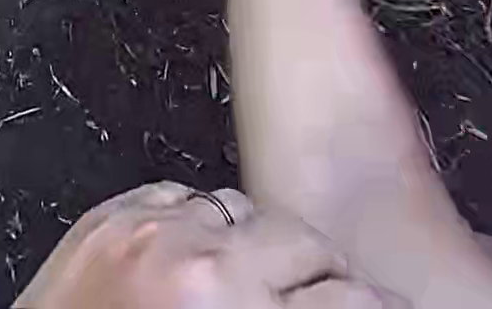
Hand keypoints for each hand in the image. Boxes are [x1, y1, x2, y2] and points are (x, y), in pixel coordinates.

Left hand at [15, 181, 404, 308]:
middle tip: (329, 291)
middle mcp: (197, 262)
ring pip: (240, 205)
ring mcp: (148, 227)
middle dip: (324, 269)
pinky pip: (179, 195)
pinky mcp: (110, 212)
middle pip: (299, 237)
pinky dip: (197, 221)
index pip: (343, 298)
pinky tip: (199, 251)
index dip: (372, 302)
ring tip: (258, 272)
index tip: (381, 304)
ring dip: (257, 240)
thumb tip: (331, 304)